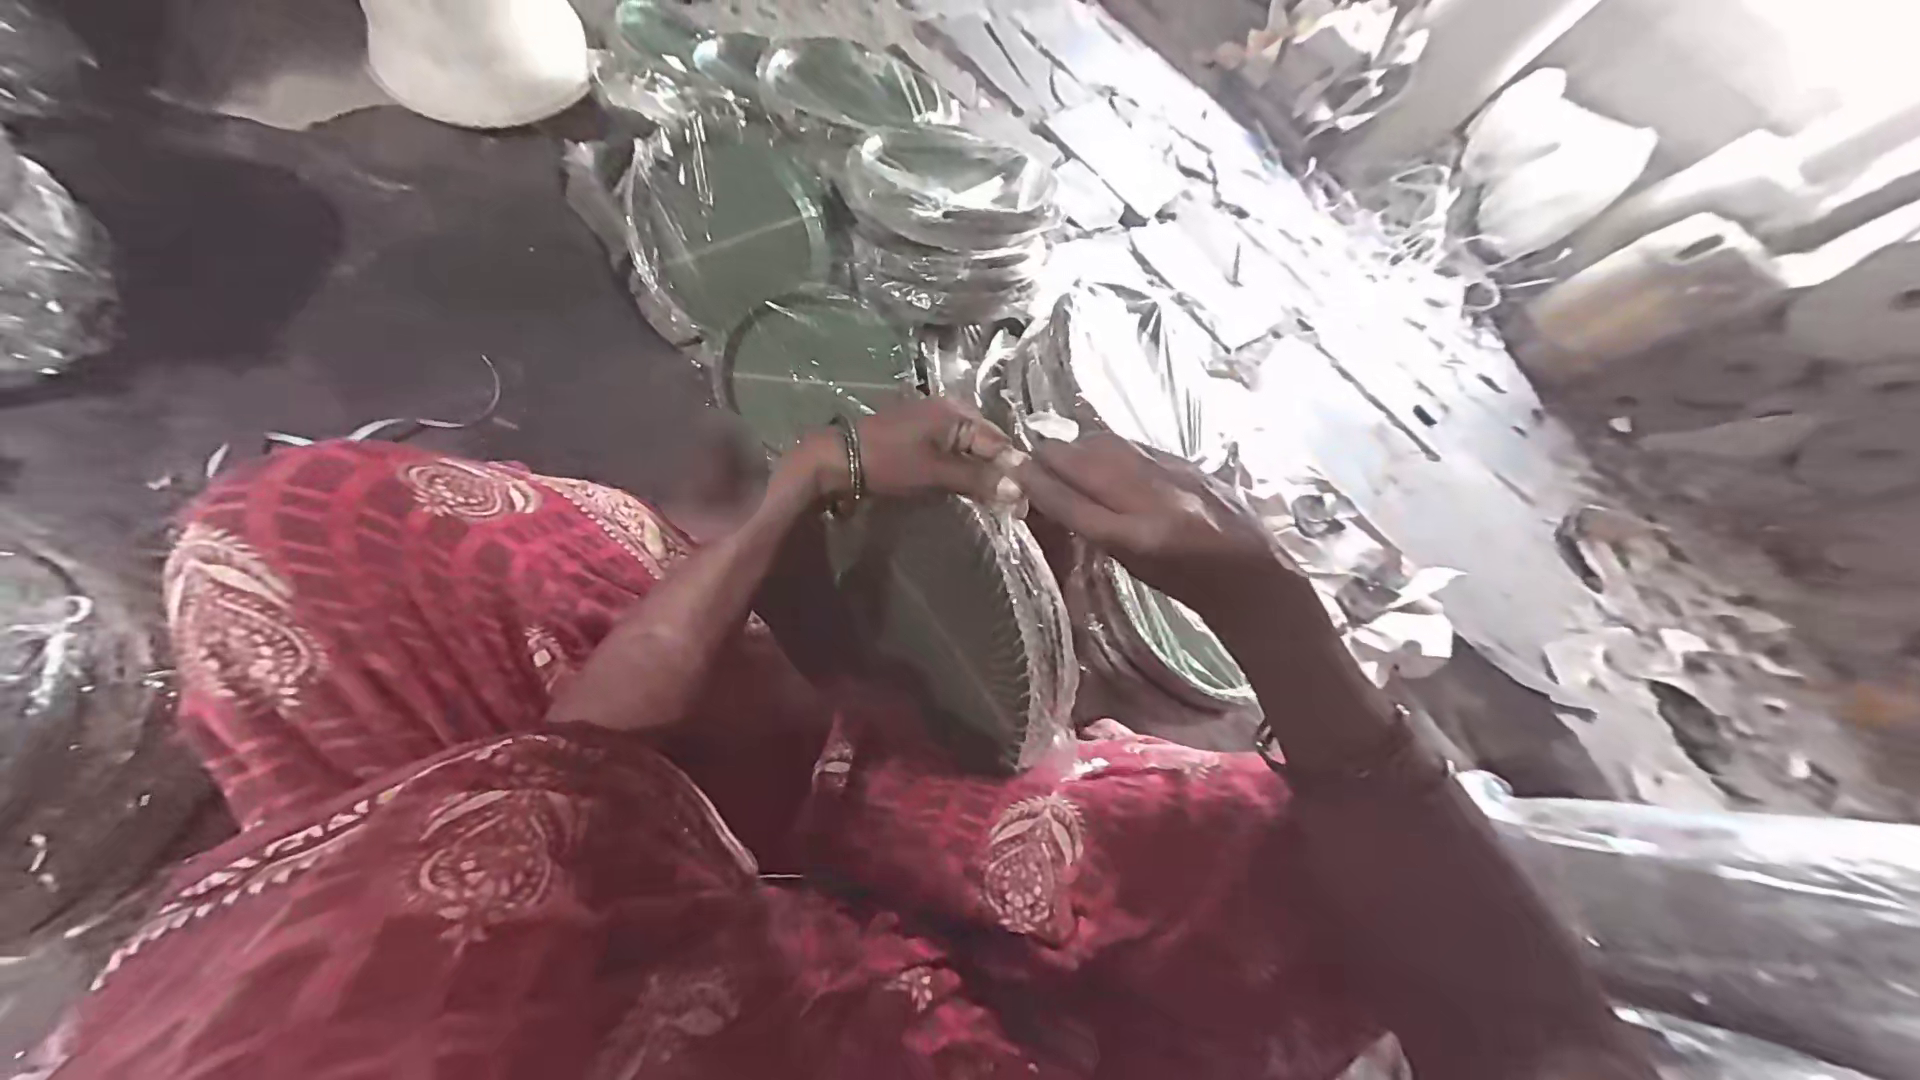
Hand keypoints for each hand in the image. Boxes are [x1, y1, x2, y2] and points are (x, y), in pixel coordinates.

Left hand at [795, 397, 1025, 505]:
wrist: (837, 460)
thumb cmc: (888, 462)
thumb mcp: (936, 472)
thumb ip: (978, 479)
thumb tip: (1019, 490)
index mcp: (957, 412)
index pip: (1000, 442)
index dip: (1014, 471)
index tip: (1027, 501)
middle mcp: (950, 410)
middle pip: (988, 444)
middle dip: (1001, 472)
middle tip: (1015, 504)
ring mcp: (934, 422)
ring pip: (972, 449)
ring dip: (983, 472)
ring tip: (997, 500)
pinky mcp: (921, 437)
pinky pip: (955, 452)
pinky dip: (965, 469)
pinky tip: (970, 487)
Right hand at [1013, 433, 1298, 620]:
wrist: (1253, 574)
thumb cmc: (1187, 584)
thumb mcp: (1134, 566)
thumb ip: (1096, 529)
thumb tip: (1056, 492)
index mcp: (1137, 540)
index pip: (1071, 502)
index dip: (1037, 483)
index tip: (1014, 469)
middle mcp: (1152, 502)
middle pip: (1084, 463)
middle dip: (1051, 455)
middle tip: (1034, 458)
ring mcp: (1173, 476)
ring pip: (1107, 445)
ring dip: (1077, 446)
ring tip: (1064, 454)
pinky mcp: (1188, 462)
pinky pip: (1134, 446)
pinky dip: (1109, 447)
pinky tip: (1103, 454)